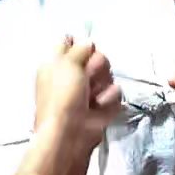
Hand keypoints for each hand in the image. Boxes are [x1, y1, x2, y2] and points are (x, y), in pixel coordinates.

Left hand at [34, 37, 121, 154]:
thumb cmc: (63, 96)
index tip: (85, 52)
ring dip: (102, 86)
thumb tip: (88, 41)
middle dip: (97, 67)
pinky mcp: (104, 105)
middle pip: (97, 57)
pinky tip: (99, 108)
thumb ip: (79, 48)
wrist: (70, 134)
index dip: (82, 46)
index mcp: (59, 63)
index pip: (73, 43)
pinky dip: (109, 101)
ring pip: (109, 75)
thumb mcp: (68, 64)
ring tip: (93, 98)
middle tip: (89, 77)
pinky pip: (115, 93)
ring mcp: (90, 91)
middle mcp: (74, 74)